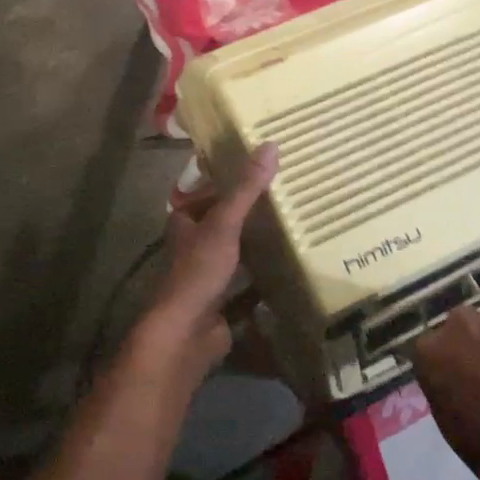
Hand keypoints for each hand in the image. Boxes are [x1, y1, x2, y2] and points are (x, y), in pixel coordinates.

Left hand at [138, 143, 279, 378]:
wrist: (186, 334)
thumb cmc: (198, 270)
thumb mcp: (224, 223)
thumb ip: (247, 188)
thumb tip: (271, 145)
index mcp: (185, 220)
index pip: (211, 190)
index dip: (234, 179)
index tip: (267, 168)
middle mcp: (192, 244)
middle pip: (225, 221)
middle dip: (251, 212)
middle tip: (288, 196)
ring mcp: (206, 275)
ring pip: (236, 251)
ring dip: (258, 244)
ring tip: (294, 227)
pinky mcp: (221, 301)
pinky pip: (247, 283)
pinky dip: (264, 277)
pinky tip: (289, 268)